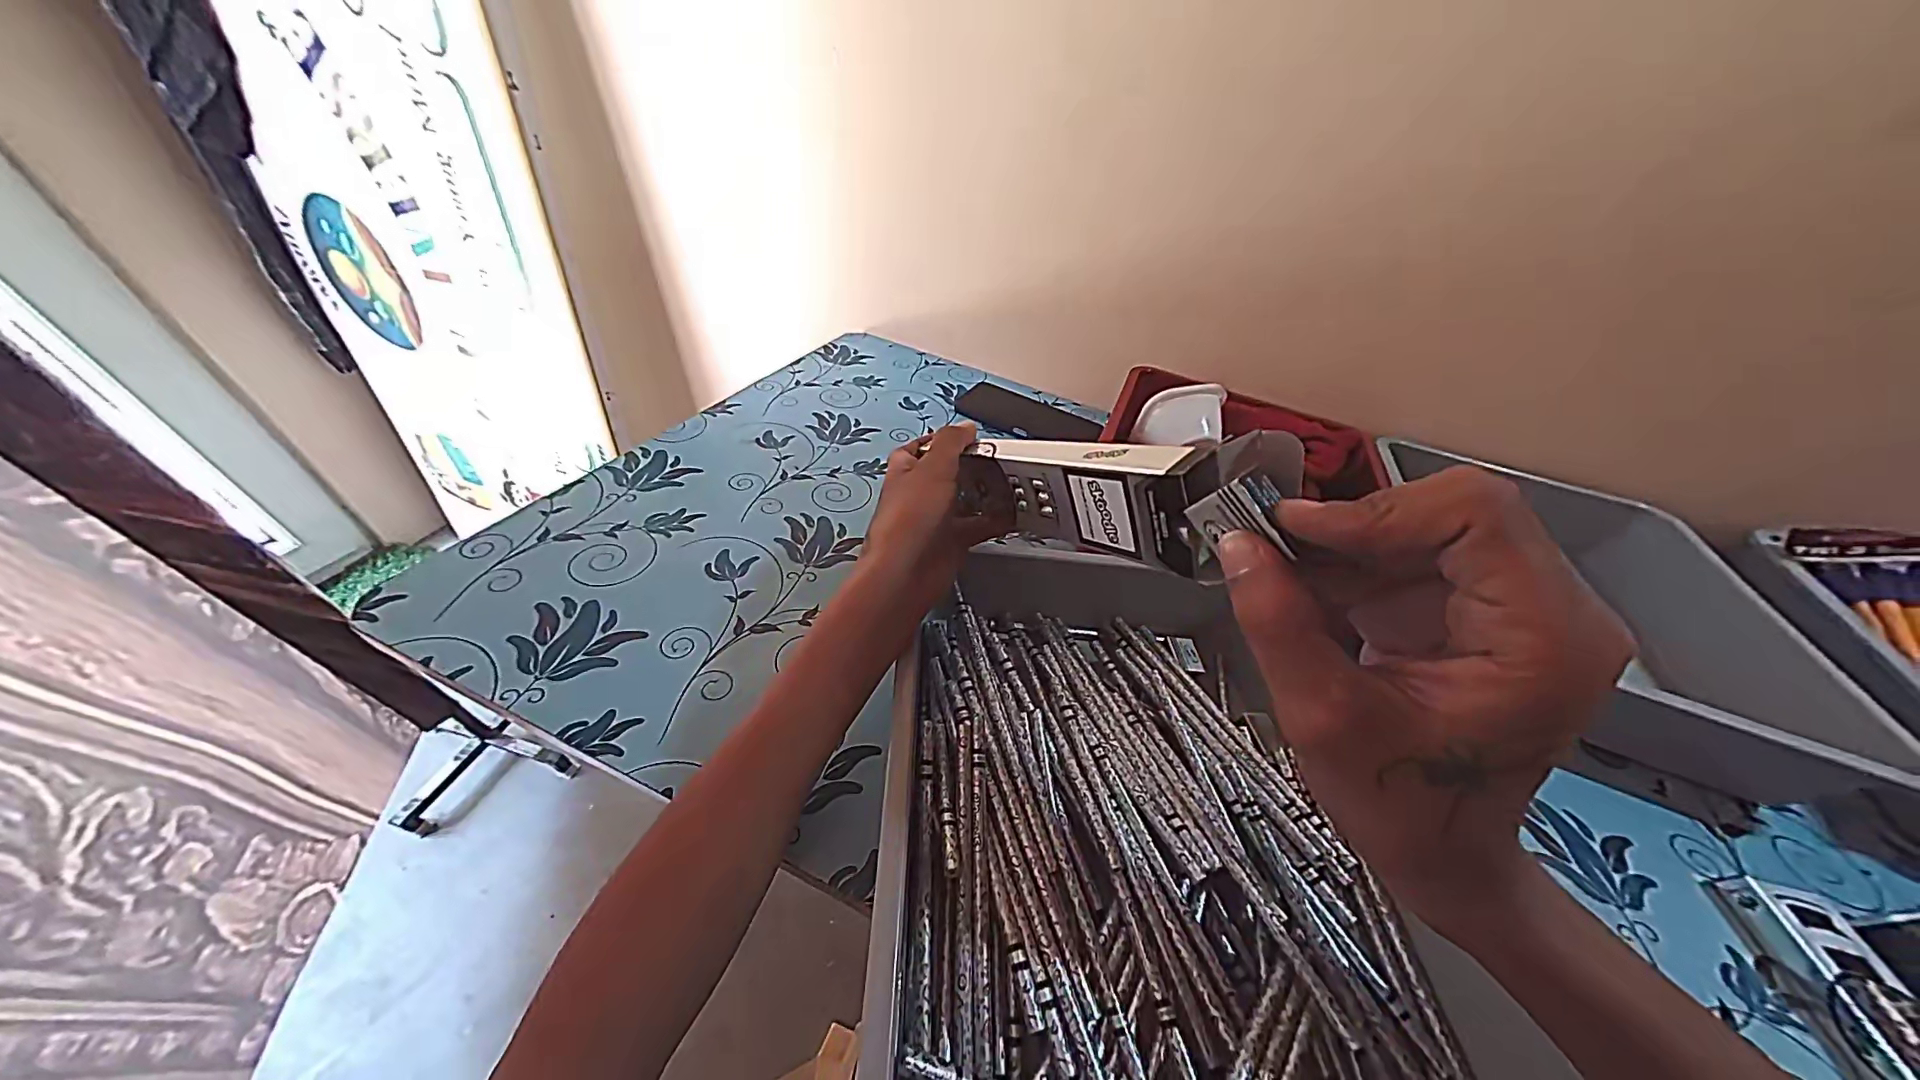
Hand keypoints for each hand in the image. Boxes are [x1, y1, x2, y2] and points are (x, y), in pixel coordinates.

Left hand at [858, 423, 1013, 615]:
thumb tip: (964, 427)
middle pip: (949, 473)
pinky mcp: (951, 542)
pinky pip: (977, 527)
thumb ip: (950, 443)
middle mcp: (920, 495)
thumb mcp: (932, 467)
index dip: (944, 440)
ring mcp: (936, 520)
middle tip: (995, 460)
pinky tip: (1009, 514)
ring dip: (985, 494)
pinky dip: (994, 521)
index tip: (968, 436)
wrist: (907, 572)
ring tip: (1007, 484)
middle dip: (971, 467)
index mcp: (906, 471)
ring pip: (965, 501)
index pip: (923, 447)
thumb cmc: (905, 521)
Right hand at [1217, 466, 1633, 935]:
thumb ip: (1278, 624)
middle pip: (1447, 512)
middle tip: (1278, 543)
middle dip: (1351, 526)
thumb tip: (1241, 549)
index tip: (1297, 526)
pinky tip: (1308, 594)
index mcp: (1544, 641)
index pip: (1474, 515)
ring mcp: (1514, 607)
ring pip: (1418, 525)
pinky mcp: (1474, 608)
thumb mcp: (1323, 718)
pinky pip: (1407, 553)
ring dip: (1341, 545)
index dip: (1373, 509)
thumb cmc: (1406, 807)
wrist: (1437, 846)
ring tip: (1283, 576)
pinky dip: (1347, 564)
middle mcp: (1549, 613)